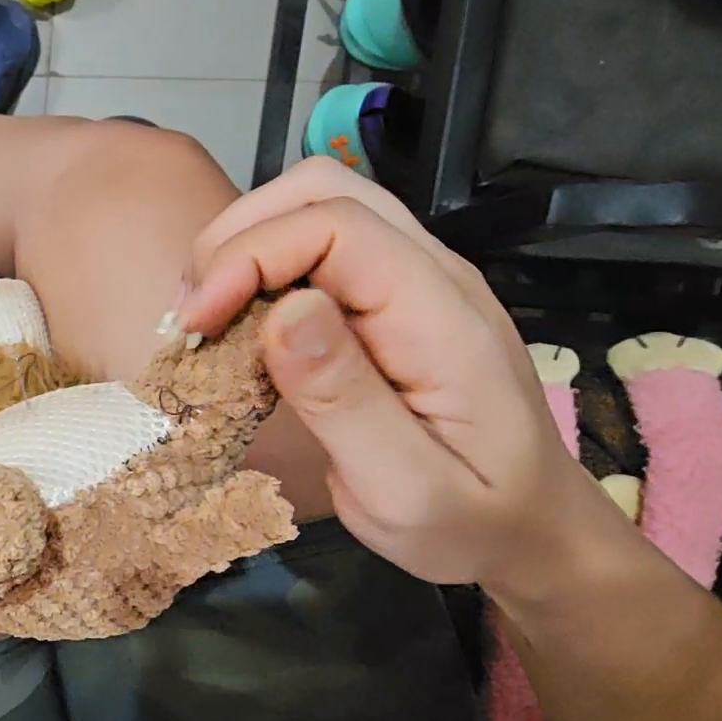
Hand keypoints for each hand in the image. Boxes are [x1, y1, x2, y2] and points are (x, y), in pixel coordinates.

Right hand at [176, 158, 602, 587]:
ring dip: (242, 250)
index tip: (195, 326)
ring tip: (204, 321)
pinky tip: (234, 330)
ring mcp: (408, 284)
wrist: (529, 529)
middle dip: (235, 240)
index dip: (248, 257)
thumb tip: (282, 313)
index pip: (336, 227)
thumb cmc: (469, 521)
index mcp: (440, 317)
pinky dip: (256, 274)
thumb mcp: (404, 487)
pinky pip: (312, 253)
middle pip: (322, 191)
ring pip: (315, 208)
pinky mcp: (384, 302)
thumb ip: (346, 400)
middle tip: (192, 319)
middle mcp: (429, 276)